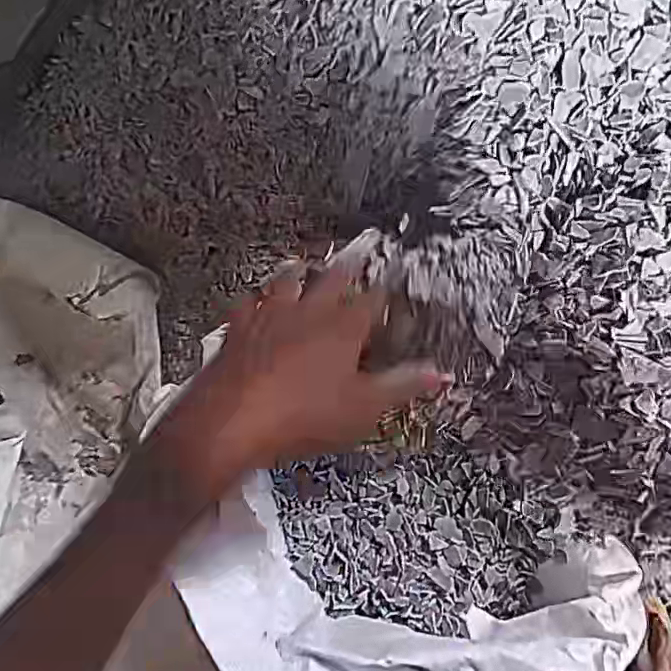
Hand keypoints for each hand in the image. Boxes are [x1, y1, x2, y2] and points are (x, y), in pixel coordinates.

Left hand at [154, 256, 449, 497]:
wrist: (232, 422)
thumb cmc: (300, 416)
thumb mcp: (363, 408)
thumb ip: (402, 385)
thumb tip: (438, 375)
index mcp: (342, 329)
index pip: (373, 301)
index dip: (386, 293)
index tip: (393, 286)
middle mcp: (308, 314)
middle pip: (333, 279)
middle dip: (349, 264)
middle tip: (358, 248)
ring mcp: (271, 317)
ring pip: (288, 282)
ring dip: (300, 271)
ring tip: (305, 260)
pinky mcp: (240, 329)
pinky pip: (248, 303)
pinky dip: (255, 298)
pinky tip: (253, 297)